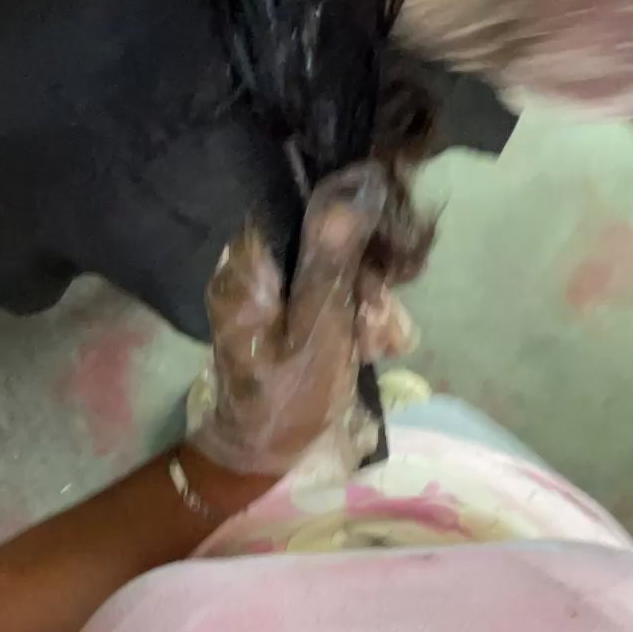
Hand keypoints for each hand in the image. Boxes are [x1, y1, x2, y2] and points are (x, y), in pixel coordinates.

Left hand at [188, 161, 421, 475]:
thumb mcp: (319, 327)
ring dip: (369, 304)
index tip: (383, 260)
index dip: (353, 218)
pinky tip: (374, 346)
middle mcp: (253, 268)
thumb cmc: (287, 396)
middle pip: (326, 239)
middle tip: (379, 325)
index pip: (303, 202)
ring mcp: (269, 290)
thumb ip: (333, 258)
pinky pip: (329, 295)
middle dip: (366, 279)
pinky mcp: (286, 310)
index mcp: (249, 266)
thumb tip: (358, 180)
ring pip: (336, 269)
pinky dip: (355, 317)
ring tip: (380, 344)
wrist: (263, 452)